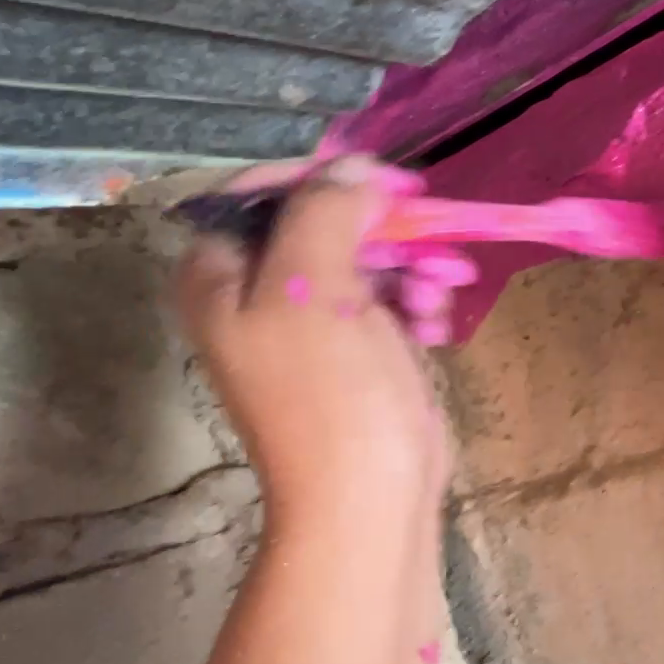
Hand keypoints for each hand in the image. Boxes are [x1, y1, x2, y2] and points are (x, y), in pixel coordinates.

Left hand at [174, 156, 450, 535]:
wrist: (369, 496)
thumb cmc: (333, 397)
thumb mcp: (316, 292)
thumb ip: (326, 213)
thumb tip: (357, 167)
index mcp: (222, 274)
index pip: (267, 192)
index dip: (331, 179)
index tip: (395, 185)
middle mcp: (261, 294)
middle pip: (329, 227)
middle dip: (389, 234)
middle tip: (439, 246)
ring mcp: (315, 327)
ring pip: (371, 265)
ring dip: (414, 272)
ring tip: (440, 300)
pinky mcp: (361, 354)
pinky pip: (391, 305)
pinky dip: (419, 306)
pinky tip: (436, 327)